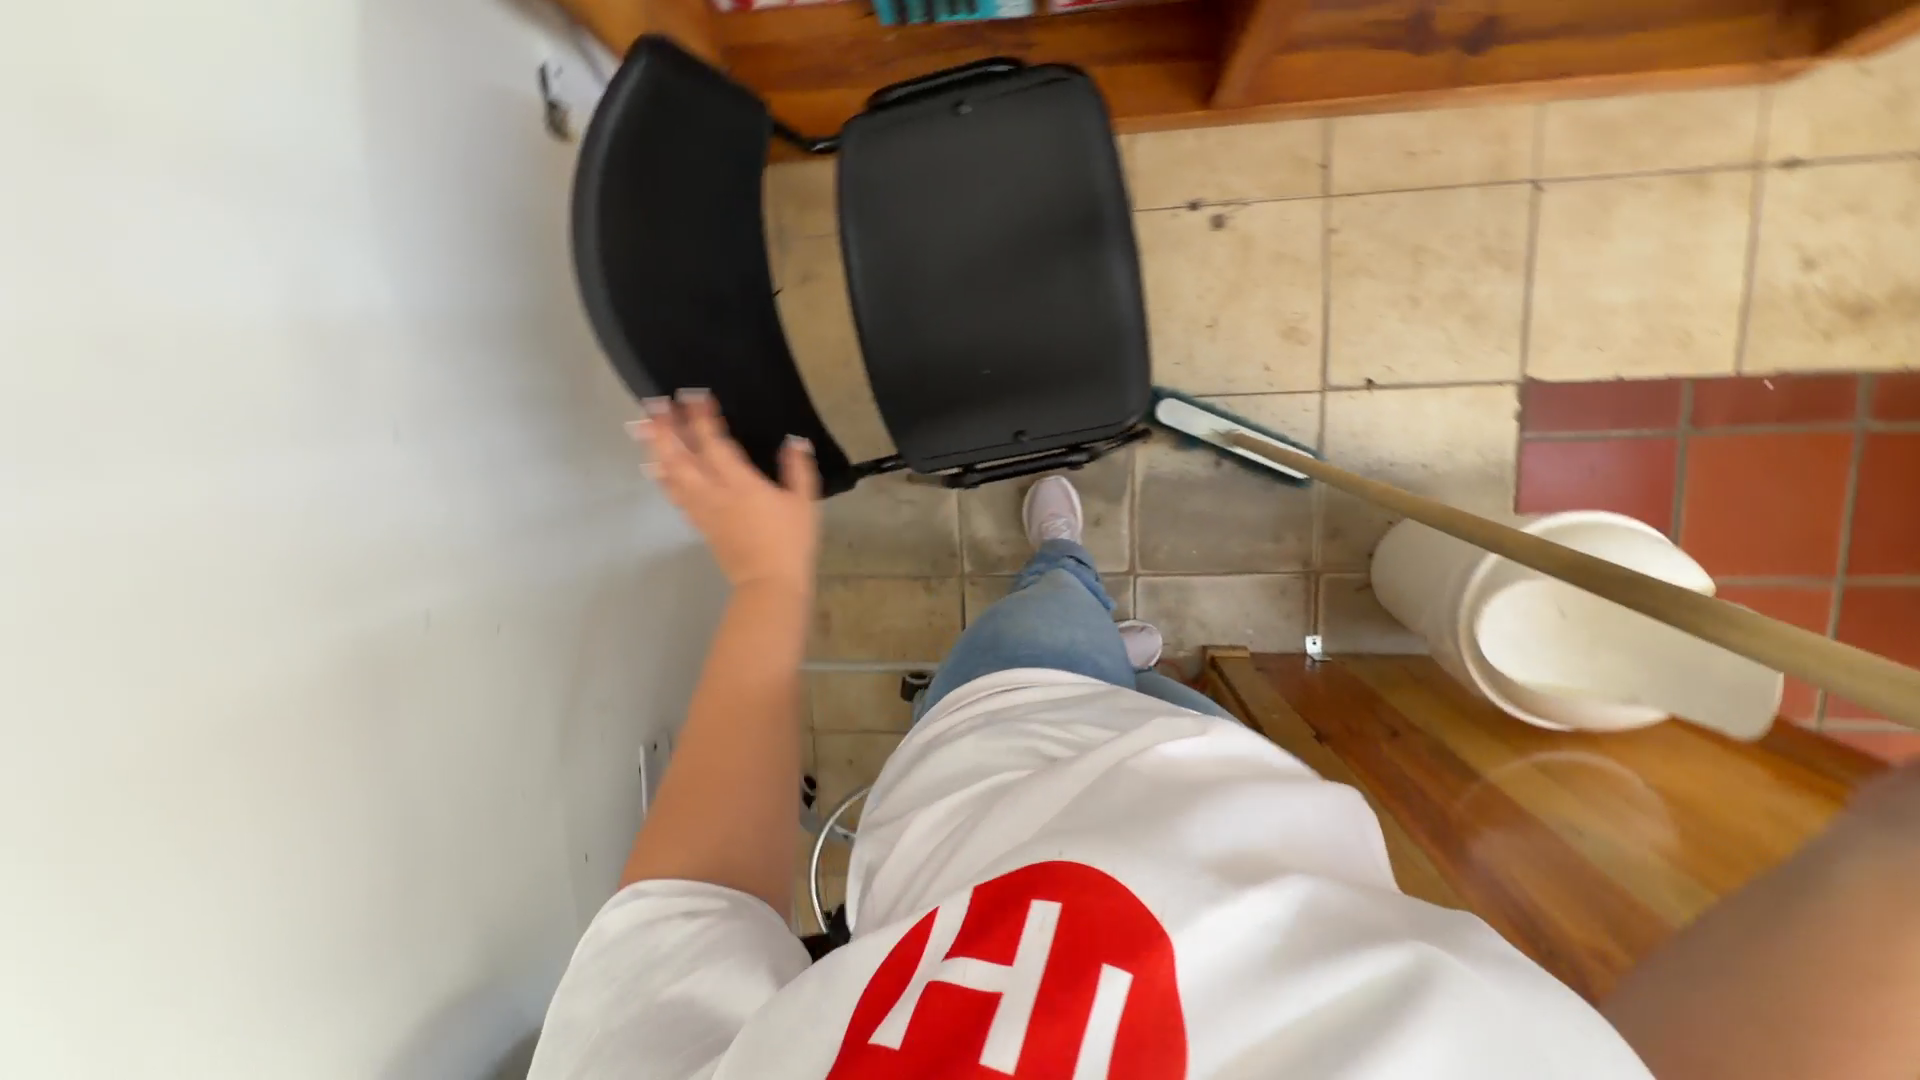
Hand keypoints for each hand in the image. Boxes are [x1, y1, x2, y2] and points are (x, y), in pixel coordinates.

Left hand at [628, 390, 820, 592]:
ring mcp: (703, 509)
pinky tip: (654, 468)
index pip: (714, 444)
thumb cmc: (790, 542)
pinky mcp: (700, 525)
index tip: (693, 397)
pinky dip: (663, 479)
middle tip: (653, 405)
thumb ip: (798, 470)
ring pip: (672, 475)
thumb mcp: (804, 503)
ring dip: (656, 450)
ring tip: (643, 429)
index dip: (701, 419)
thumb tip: (795, 443)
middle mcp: (714, 492)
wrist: (769, 582)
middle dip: (665, 429)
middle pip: (681, 456)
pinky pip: (676, 496)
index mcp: (741, 483)